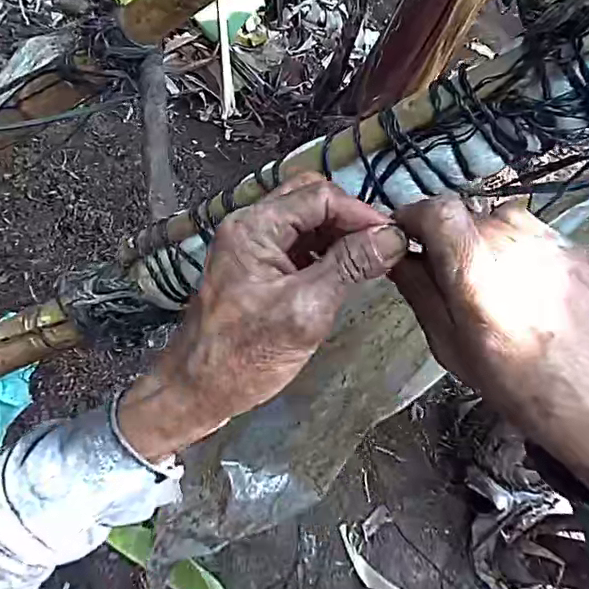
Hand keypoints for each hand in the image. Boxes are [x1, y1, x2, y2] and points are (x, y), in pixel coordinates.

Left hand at [117, 174, 407, 461]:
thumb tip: (393, 237)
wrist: (195, 392)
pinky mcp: (259, 265)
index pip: (320, 196)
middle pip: (312, 198)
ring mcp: (253, 244)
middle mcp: (251, 225)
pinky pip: (300, 241)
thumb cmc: (244, 356)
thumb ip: (350, 266)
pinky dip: (327, 249)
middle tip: (381, 245)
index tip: (392, 238)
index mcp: (255, 227)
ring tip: (370, 258)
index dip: (360, 213)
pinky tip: (346, 270)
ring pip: (308, 218)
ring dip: (341, 233)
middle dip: (350, 218)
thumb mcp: (306, 311)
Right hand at [391, 197, 588, 515]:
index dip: (414, 217)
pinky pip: (527, 233)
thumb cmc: (522, 387)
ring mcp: (549, 240)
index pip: (436, 209)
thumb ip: (420, 292)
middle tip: (446, 275)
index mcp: (478, 272)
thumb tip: (398, 257)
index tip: (406, 236)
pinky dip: (513, 249)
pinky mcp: (571, 245)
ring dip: (481, 241)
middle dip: (447, 238)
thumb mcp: (451, 348)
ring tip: (490, 286)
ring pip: (496, 220)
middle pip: (465, 215)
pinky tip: (522, 289)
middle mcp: (515, 244)